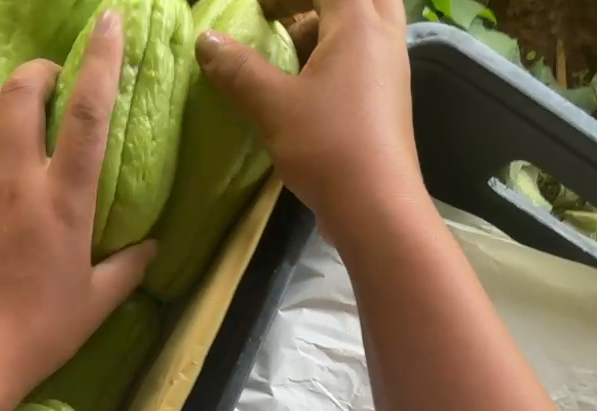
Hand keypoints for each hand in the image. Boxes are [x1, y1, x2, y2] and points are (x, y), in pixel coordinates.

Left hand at [0, 10, 154, 400]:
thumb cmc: (42, 332)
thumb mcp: (97, 303)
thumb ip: (127, 268)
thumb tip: (151, 247)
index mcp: (64, 200)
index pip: (88, 112)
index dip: (102, 60)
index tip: (109, 24)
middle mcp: (17, 181)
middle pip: (20, 91)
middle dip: (38, 71)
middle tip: (50, 84)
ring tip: (7, 110)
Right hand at [197, 0, 423, 247]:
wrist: (374, 204)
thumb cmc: (328, 146)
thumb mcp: (275, 107)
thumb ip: (240, 70)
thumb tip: (206, 39)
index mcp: (358, 21)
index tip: (255, 12)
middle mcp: (383, 34)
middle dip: (315, 3)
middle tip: (283, 19)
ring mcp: (390, 67)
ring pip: (365, 23)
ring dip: (328, 27)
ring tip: (291, 54)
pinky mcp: (388, 98)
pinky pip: (366, 54)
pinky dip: (337, 55)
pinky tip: (308, 88)